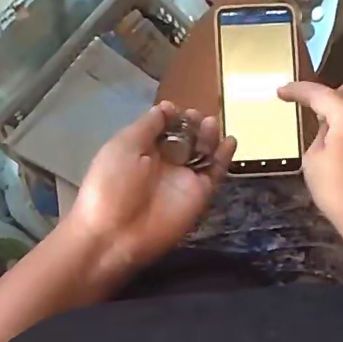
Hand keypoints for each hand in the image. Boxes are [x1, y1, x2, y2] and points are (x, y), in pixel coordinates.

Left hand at [64, 101, 234, 282]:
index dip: (172, 116)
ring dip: (208, 136)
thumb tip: (167, 107)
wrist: (117, 234)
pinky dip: (224, 157)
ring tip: (210, 124)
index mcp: (141, 150)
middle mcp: (165, 163)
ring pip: (203, 152)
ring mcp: (183, 179)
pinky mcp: (200, 194)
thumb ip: (147, 126)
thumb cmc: (112, 184)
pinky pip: (215, 173)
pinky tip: (230, 141)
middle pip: (186, 137)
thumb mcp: (124, 146)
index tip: (176, 109)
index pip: (163, 127)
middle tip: (197, 117)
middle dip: (192, 124)